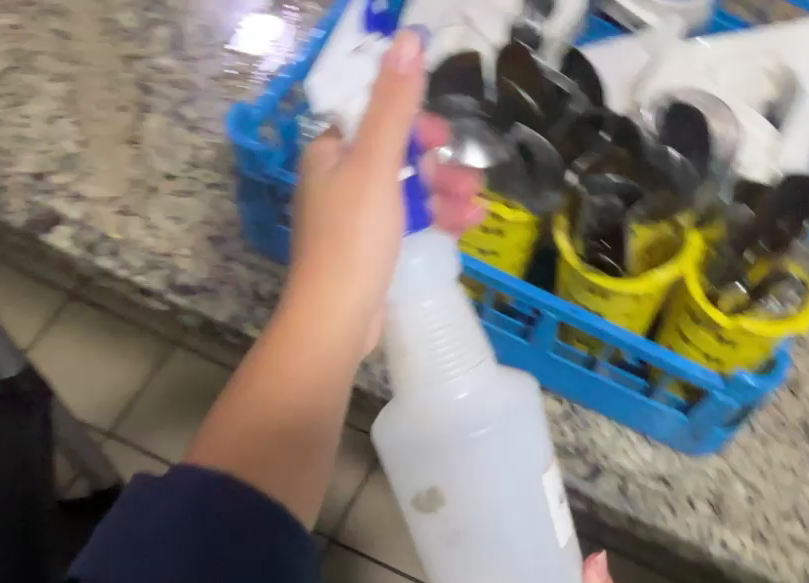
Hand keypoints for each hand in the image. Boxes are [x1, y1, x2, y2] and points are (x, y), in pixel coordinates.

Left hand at [283, 31, 486, 353]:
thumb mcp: (376, 165)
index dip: (415, 124)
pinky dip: (438, 223)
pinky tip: (467, 227)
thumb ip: (395, 105)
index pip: (376, 119)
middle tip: (470, 180)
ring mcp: (356, 221)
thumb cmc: (353, 239)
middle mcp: (339, 182)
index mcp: (331, 153)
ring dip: (447, 196)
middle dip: (441, 166)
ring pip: (410, 194)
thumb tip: (409, 38)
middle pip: (399, 157)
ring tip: (478, 209)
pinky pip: (410, 226)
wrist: (336, 319)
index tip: (443, 139)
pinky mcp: (372, 254)